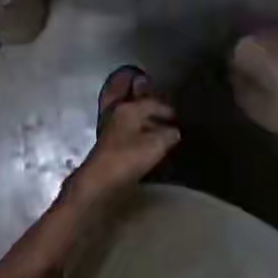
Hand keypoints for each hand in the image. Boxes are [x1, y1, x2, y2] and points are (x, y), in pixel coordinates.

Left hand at [63, 90, 178, 207]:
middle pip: (131, 100)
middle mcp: (116, 111)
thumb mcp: (156, 145)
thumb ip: (167, 135)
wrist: (100, 180)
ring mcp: (109, 126)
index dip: (165, 109)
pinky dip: (132, 126)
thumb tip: (174, 131)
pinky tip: (140, 135)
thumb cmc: (128, 158)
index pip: (150, 102)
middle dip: (142, 96)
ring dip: (137, 113)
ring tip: (152, 121)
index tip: (177, 117)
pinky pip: (122, 125)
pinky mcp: (106, 141)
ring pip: (125, 112)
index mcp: (128, 108)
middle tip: (158, 101)